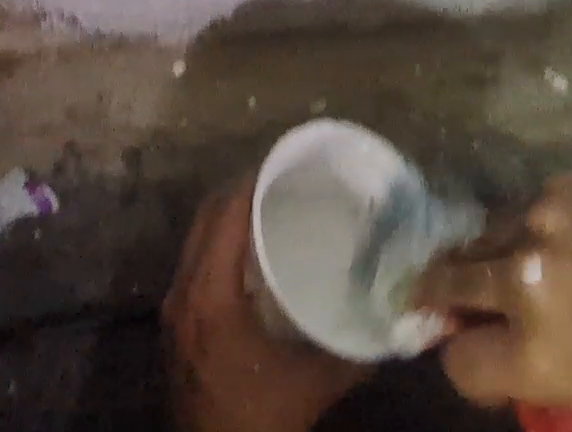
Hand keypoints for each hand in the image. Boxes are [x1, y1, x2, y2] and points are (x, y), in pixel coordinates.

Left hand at [163, 175, 371, 431]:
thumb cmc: (260, 419)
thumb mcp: (315, 384)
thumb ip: (358, 349)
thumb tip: (398, 317)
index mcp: (211, 295)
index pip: (226, 215)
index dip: (252, 183)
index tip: (285, 164)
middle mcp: (183, 290)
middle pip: (206, 217)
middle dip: (241, 191)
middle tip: (283, 180)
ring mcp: (173, 306)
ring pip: (195, 237)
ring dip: (227, 215)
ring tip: (268, 205)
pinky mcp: (174, 320)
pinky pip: (193, 259)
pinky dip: (217, 241)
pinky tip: (248, 251)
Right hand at [413, 175, 571, 429]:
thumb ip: (558, 394)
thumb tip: (519, 372)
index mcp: (539, 353)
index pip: (457, 361)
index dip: (468, 370)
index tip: (483, 364)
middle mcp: (524, 276)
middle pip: (446, 282)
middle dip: (443, 300)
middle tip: (451, 306)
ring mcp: (542, 218)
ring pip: (478, 239)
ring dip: (483, 262)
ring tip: (511, 274)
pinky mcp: (565, 183)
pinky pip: (520, 211)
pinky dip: (525, 233)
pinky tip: (563, 245)